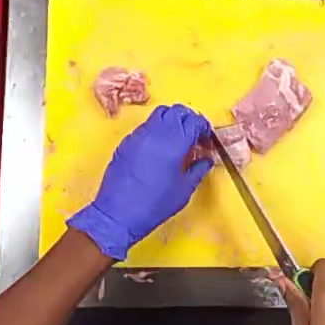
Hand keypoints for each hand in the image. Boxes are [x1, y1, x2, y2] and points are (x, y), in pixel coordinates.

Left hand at [68, 104, 213, 260]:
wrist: (119, 214)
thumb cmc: (154, 205)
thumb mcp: (184, 190)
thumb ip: (198, 171)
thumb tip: (205, 161)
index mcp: (174, 142)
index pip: (194, 120)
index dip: (203, 128)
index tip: (205, 140)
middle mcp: (156, 133)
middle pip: (177, 111)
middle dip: (189, 119)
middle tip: (194, 136)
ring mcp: (138, 136)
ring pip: (159, 114)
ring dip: (171, 121)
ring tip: (176, 141)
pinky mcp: (126, 142)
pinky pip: (145, 127)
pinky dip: (156, 130)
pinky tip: (159, 149)